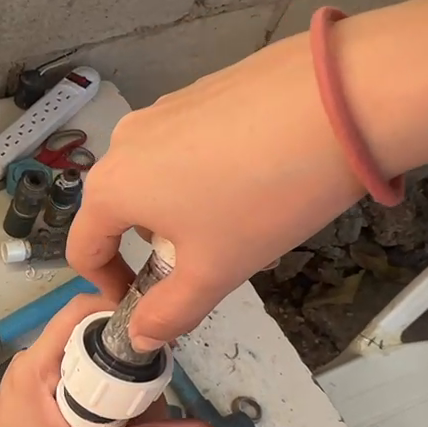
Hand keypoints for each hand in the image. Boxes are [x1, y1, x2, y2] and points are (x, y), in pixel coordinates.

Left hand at [0, 295, 218, 426]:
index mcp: (36, 365)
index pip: (80, 312)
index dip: (121, 314)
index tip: (160, 340)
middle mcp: (39, 361)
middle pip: (95, 336)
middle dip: (132, 360)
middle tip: (160, 396)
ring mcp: (43, 377)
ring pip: (96, 361)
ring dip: (127, 385)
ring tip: (148, 421)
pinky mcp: (51, 394)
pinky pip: (90, 381)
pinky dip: (114, 397)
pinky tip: (131, 426)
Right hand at [66, 35, 366, 348]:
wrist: (344, 99)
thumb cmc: (263, 196)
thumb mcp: (216, 269)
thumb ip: (170, 310)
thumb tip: (140, 336)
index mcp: (110, 190)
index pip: (83, 250)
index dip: (107, 285)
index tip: (143, 301)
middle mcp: (120, 145)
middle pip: (119, 211)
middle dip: (152, 244)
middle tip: (208, 258)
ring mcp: (158, 111)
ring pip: (152, 175)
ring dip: (178, 206)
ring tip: (241, 211)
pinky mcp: (197, 90)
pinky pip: (183, 143)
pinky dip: (203, 167)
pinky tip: (257, 167)